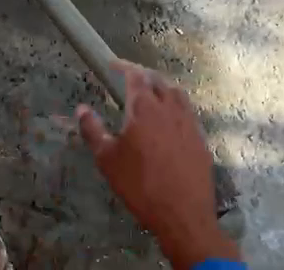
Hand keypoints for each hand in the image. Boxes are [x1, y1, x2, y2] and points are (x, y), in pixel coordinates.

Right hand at [77, 62, 239, 267]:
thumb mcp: (107, 160)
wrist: (184, 218)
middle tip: (131, 79)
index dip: (124, 66)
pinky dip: (177, 108)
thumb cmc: (140, 186)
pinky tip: (170, 123)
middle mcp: (169, 109)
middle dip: (144, 75)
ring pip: (178, 95)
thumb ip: (93, 130)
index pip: (135, 75)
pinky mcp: (201, 142)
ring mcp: (189, 125)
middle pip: (158, 80)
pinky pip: (189, 114)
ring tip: (153, 95)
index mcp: (144, 108)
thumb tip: (82, 109)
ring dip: (164, 88)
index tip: (113, 65)